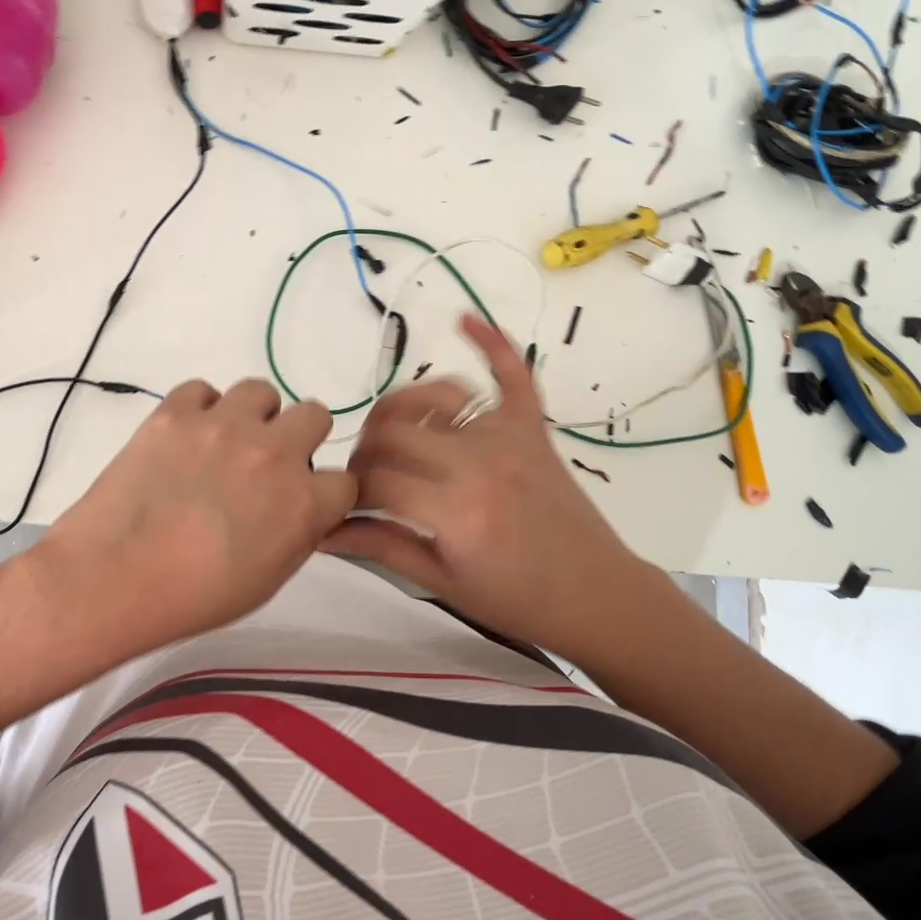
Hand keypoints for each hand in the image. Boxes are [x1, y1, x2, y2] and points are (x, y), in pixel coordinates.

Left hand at [39, 379, 356, 646]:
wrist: (112, 577)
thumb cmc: (192, 597)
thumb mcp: (266, 580)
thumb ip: (296, 534)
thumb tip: (301, 509)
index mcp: (302, 502)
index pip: (344, 480)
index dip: (324, 493)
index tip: (302, 500)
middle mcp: (272, 453)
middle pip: (315, 414)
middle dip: (298, 439)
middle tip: (265, 465)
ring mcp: (222, 426)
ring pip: (261, 390)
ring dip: (252, 416)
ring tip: (224, 444)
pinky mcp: (174, 413)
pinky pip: (201, 389)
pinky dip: (198, 409)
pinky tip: (184, 438)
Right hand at [321, 314, 668, 657]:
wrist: (598, 597)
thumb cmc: (517, 600)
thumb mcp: (442, 582)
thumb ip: (382, 547)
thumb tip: (322, 530)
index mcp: (455, 512)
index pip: (375, 481)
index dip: (348, 491)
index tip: (340, 504)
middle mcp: (478, 464)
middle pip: (393, 433)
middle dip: (365, 453)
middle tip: (365, 478)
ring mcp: (508, 439)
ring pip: (434, 398)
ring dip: (401, 408)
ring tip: (393, 434)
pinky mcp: (532, 430)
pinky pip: (514, 377)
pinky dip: (493, 345)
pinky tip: (464, 318)